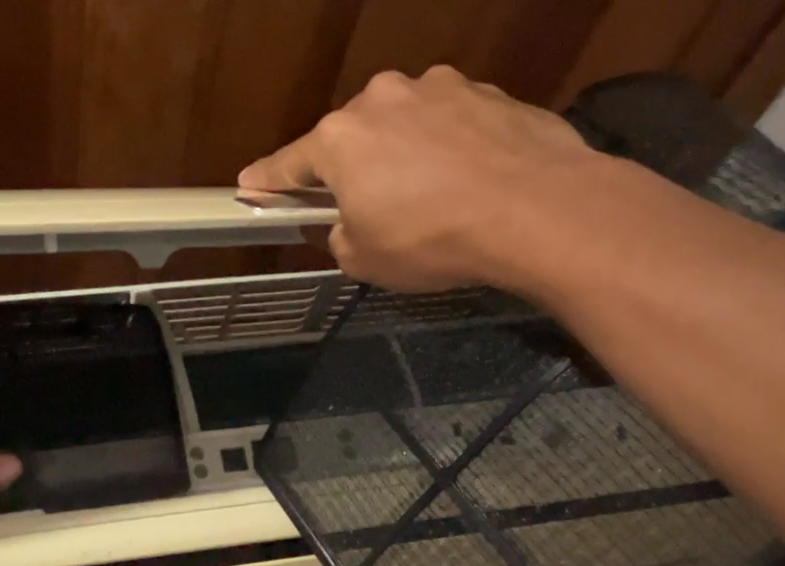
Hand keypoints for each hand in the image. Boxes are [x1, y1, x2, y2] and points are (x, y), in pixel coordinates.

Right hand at [239, 66, 599, 292]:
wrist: (536, 209)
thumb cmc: (431, 239)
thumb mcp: (364, 259)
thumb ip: (340, 235)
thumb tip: (349, 222)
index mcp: (340, 139)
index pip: (288, 164)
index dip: (267, 182)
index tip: (249, 185)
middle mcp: (384, 99)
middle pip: (352, 138)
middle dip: (354, 170)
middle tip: (369, 210)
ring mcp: (440, 88)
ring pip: (404, 126)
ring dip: (405, 155)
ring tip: (431, 199)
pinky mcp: (488, 93)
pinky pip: (451, 125)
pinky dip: (450, 150)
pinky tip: (469, 184)